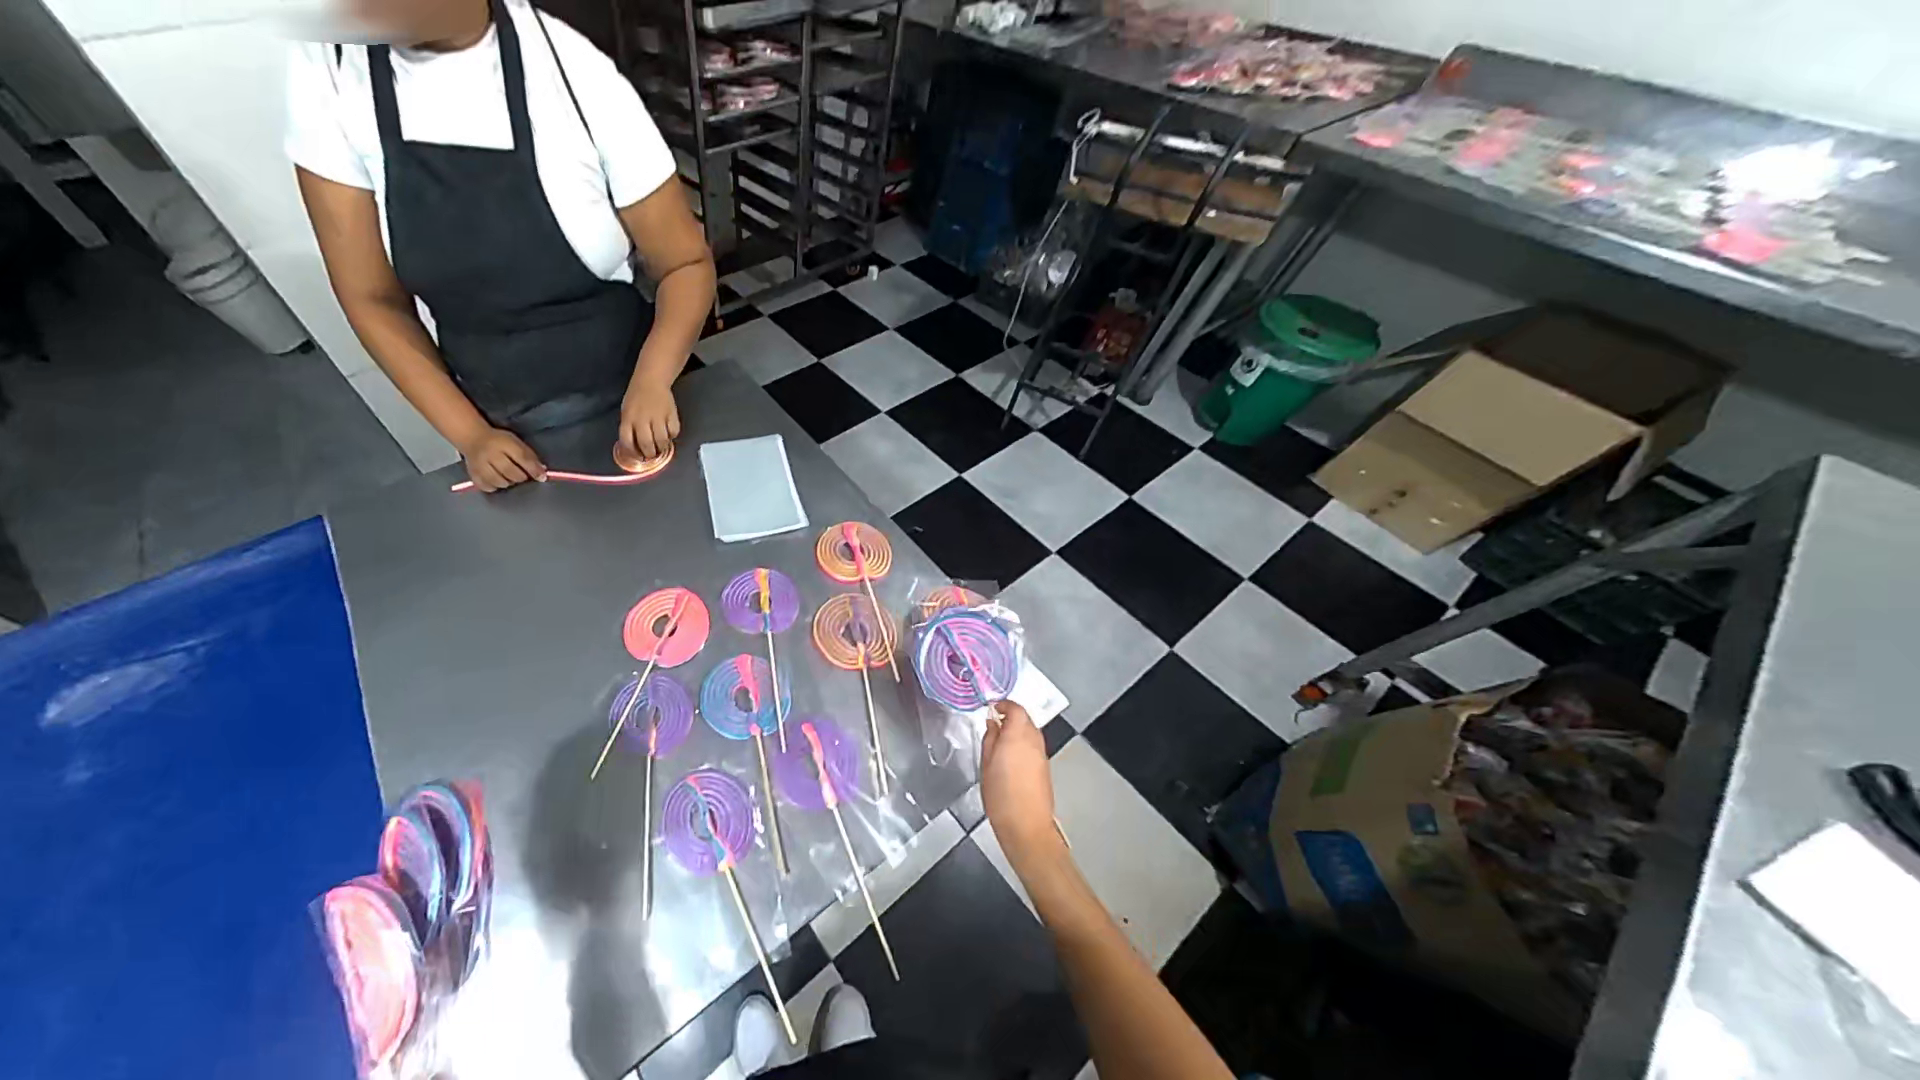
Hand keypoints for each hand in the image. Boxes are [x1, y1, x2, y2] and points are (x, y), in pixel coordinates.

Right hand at [458, 427, 546, 491]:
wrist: (473, 438)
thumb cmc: (500, 441)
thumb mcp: (516, 443)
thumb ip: (529, 457)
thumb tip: (541, 473)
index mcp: (504, 444)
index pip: (522, 458)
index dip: (534, 470)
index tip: (542, 477)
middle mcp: (490, 455)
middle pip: (511, 472)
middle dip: (521, 477)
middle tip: (522, 475)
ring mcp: (479, 465)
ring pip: (499, 482)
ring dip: (509, 482)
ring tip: (509, 477)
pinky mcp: (472, 474)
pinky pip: (487, 487)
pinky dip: (495, 487)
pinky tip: (497, 481)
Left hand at [620, 376, 680, 460]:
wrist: (651, 381)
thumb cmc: (636, 397)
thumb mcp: (627, 412)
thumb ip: (630, 427)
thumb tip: (636, 447)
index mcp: (628, 418)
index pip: (627, 440)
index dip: (632, 452)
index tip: (637, 456)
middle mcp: (642, 419)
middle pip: (646, 443)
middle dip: (650, 453)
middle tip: (652, 455)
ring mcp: (658, 417)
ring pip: (661, 440)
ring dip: (662, 447)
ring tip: (662, 447)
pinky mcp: (671, 414)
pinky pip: (674, 431)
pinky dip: (673, 435)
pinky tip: (670, 434)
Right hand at [981, 703, 1065, 868]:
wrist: (1026, 825)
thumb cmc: (1001, 796)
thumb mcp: (986, 765)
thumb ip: (990, 739)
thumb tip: (992, 724)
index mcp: (1017, 735)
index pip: (1015, 708)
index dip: (1004, 705)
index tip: (992, 708)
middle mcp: (1033, 740)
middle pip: (1025, 718)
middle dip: (1011, 716)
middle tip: (994, 723)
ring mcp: (1042, 753)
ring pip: (1031, 731)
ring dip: (1018, 730)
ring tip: (1000, 741)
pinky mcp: (1045, 766)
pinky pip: (1034, 746)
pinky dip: (1023, 744)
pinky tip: (1011, 758)